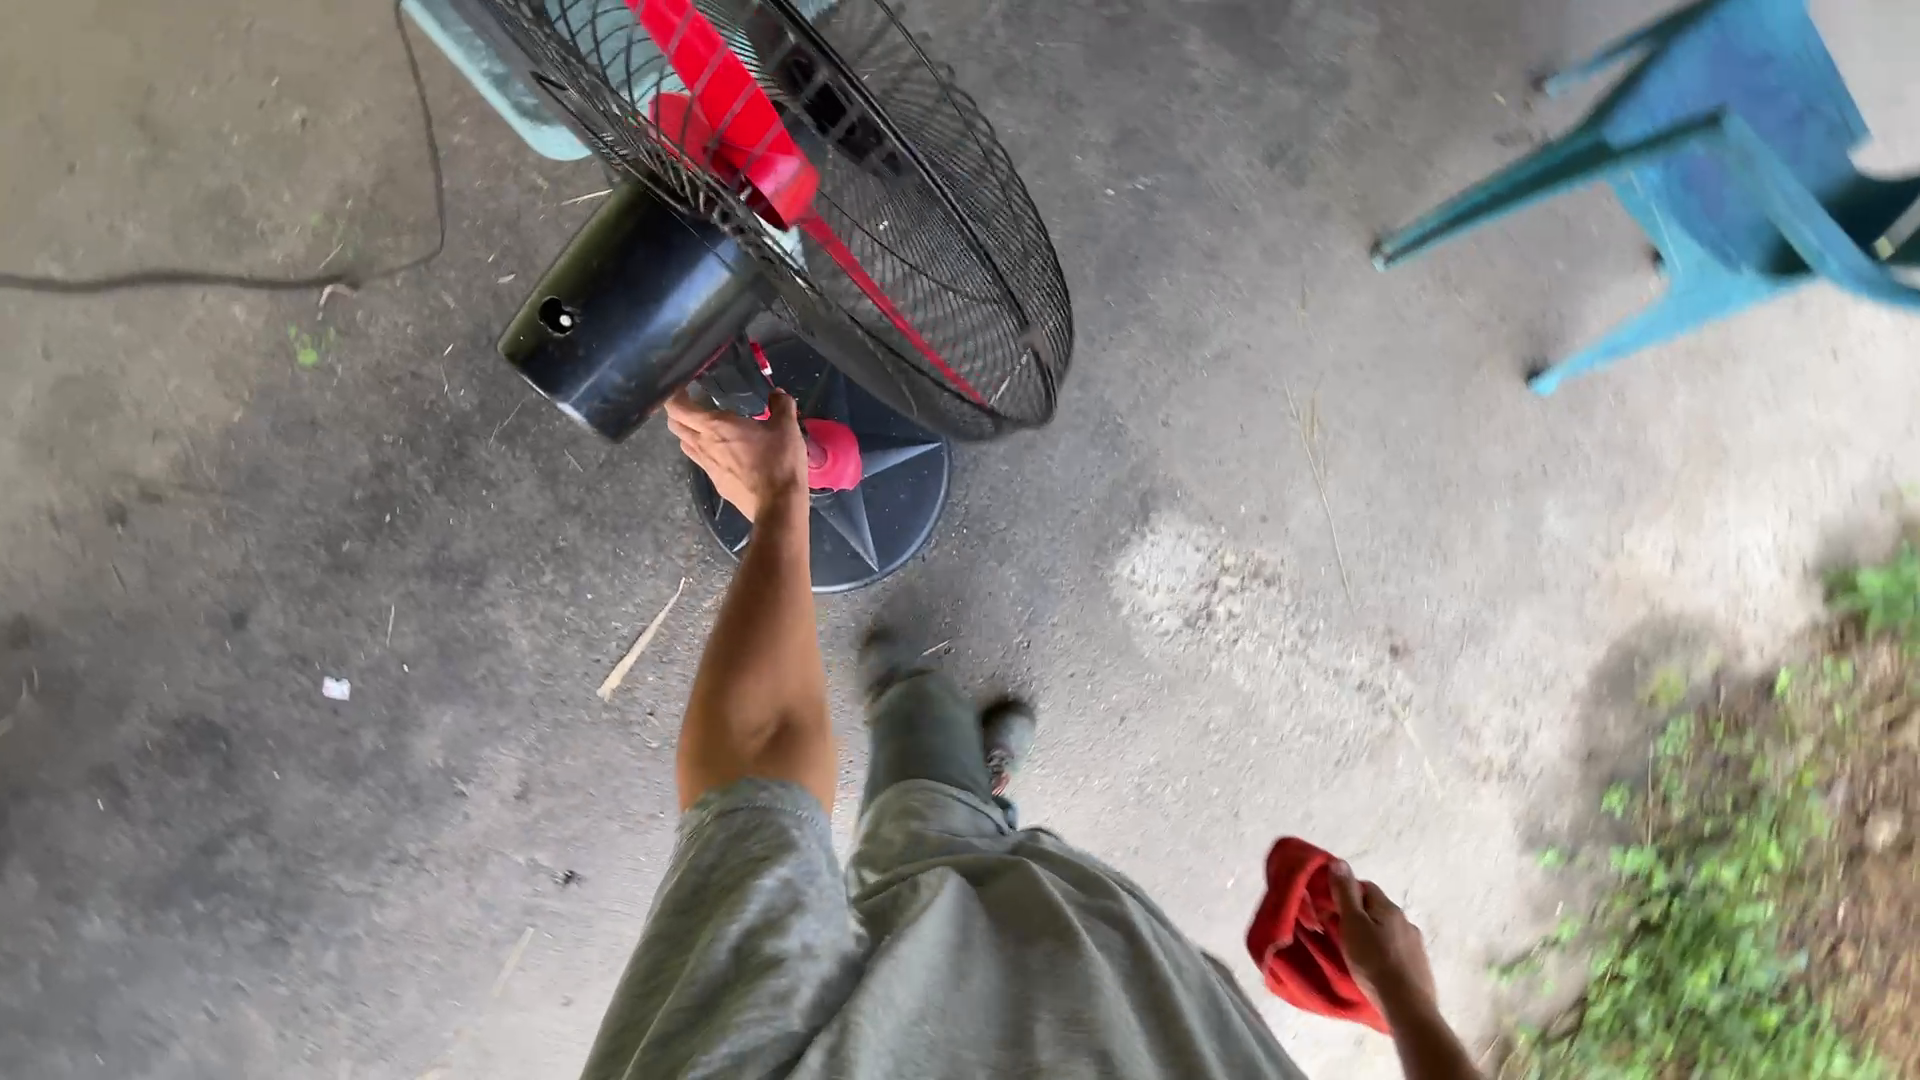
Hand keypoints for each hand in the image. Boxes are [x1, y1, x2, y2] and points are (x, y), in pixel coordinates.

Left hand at [665, 389, 807, 521]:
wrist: (778, 504)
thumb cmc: (779, 461)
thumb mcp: (787, 428)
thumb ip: (781, 405)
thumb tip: (777, 393)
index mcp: (715, 426)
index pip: (677, 407)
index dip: (673, 395)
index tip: (683, 386)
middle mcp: (704, 444)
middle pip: (675, 425)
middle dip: (679, 412)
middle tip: (694, 404)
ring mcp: (707, 466)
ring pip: (685, 444)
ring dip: (689, 433)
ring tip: (707, 428)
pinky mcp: (716, 482)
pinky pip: (701, 461)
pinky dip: (704, 452)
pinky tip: (724, 453)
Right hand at [1332, 864, 1437, 1019]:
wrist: (1408, 1007)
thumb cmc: (1373, 961)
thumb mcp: (1352, 923)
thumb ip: (1345, 892)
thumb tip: (1339, 861)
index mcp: (1388, 908)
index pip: (1365, 886)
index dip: (1346, 892)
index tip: (1331, 907)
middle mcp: (1405, 921)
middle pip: (1376, 908)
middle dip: (1358, 913)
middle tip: (1339, 929)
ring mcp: (1416, 944)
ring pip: (1387, 929)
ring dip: (1372, 932)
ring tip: (1357, 950)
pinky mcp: (1419, 966)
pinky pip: (1396, 948)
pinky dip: (1384, 950)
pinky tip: (1376, 965)